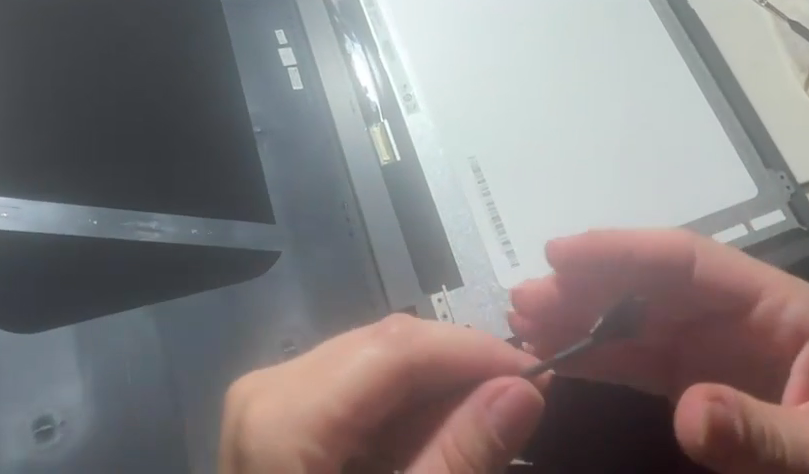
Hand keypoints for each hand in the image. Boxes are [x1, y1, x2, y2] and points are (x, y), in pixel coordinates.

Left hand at [219, 313, 546, 473]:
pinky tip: (441, 435)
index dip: (473, 352)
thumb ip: (457, 459)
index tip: (541, 373)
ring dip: (435, 388)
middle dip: (458, 367)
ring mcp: (266, 400)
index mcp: (284, 416)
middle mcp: (269, 387)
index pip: (396, 349)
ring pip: (370, 362)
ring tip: (492, 416)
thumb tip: (522, 390)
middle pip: (383, 349)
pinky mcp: (274, 419)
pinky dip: (400, 411)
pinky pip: (350, 391)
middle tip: (527, 395)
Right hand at [508, 230, 808, 473]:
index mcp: (778, 307)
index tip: (561, 254)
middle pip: (649, 285)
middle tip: (526, 299)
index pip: (689, 262)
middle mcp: (735, 315)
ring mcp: (712, 349)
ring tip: (525, 322)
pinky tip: (557, 355)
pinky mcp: (697, 382)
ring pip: (632, 317)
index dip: (622, 251)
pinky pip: (635, 359)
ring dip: (578, 317)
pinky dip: (593, 355)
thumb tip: (688, 410)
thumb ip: (766, 435)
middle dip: (586, 287)